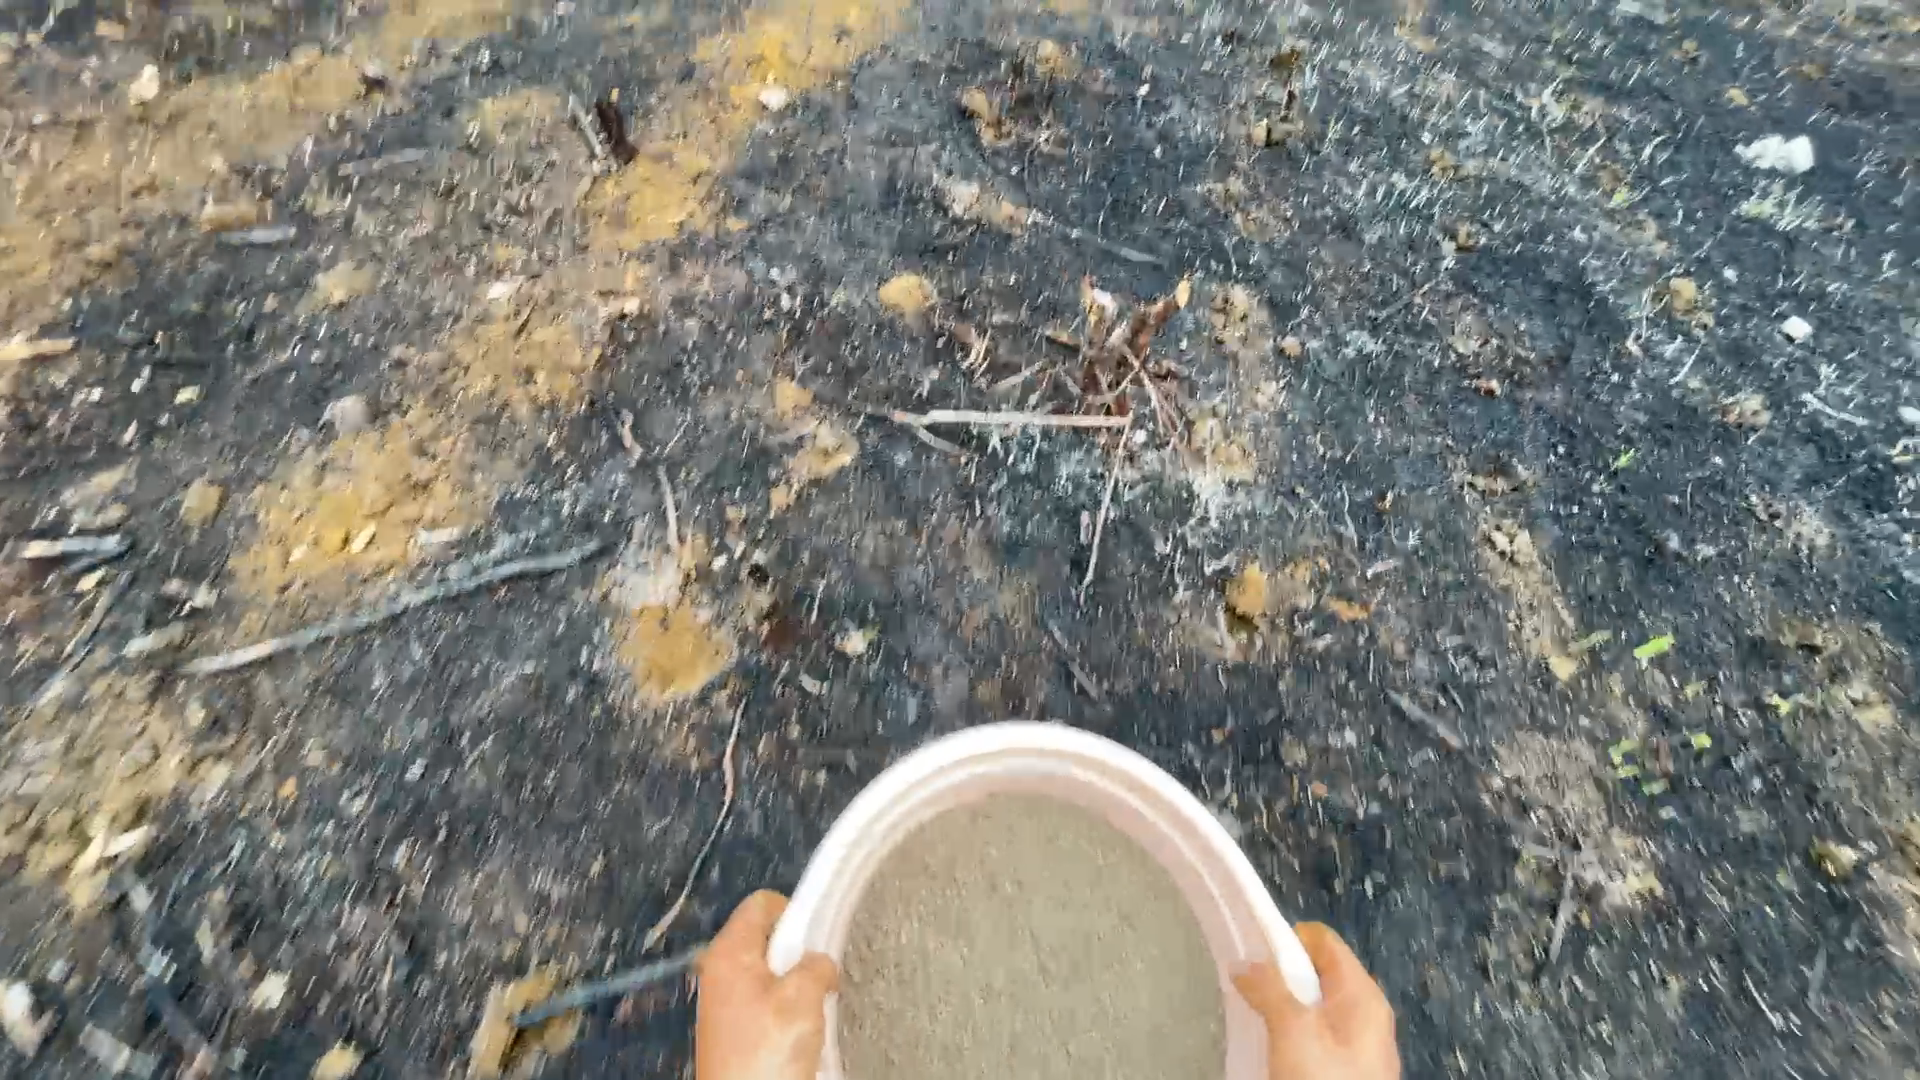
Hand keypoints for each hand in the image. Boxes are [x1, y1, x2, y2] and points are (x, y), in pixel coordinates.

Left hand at [694, 890, 838, 1079]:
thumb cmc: (767, 1050)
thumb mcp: (804, 996)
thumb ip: (817, 965)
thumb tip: (820, 964)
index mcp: (729, 950)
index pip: (762, 902)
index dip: (794, 911)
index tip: (815, 938)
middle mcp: (719, 969)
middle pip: (767, 936)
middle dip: (798, 952)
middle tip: (817, 976)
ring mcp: (723, 1001)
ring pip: (769, 970)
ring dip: (795, 983)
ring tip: (809, 1008)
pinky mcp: (731, 1029)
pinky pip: (764, 998)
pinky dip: (784, 1006)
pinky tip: (797, 1031)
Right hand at [1233, 922, 1399, 1079]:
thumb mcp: (1292, 1031)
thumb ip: (1267, 987)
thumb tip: (1243, 963)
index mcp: (1362, 995)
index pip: (1321, 939)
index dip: (1286, 939)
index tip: (1255, 957)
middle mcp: (1363, 1014)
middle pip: (1314, 970)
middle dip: (1280, 975)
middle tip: (1251, 990)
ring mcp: (1356, 1046)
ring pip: (1310, 1004)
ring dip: (1280, 1005)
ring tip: (1258, 1020)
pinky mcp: (1344, 1071)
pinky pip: (1312, 1033)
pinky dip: (1289, 1032)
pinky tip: (1273, 1049)